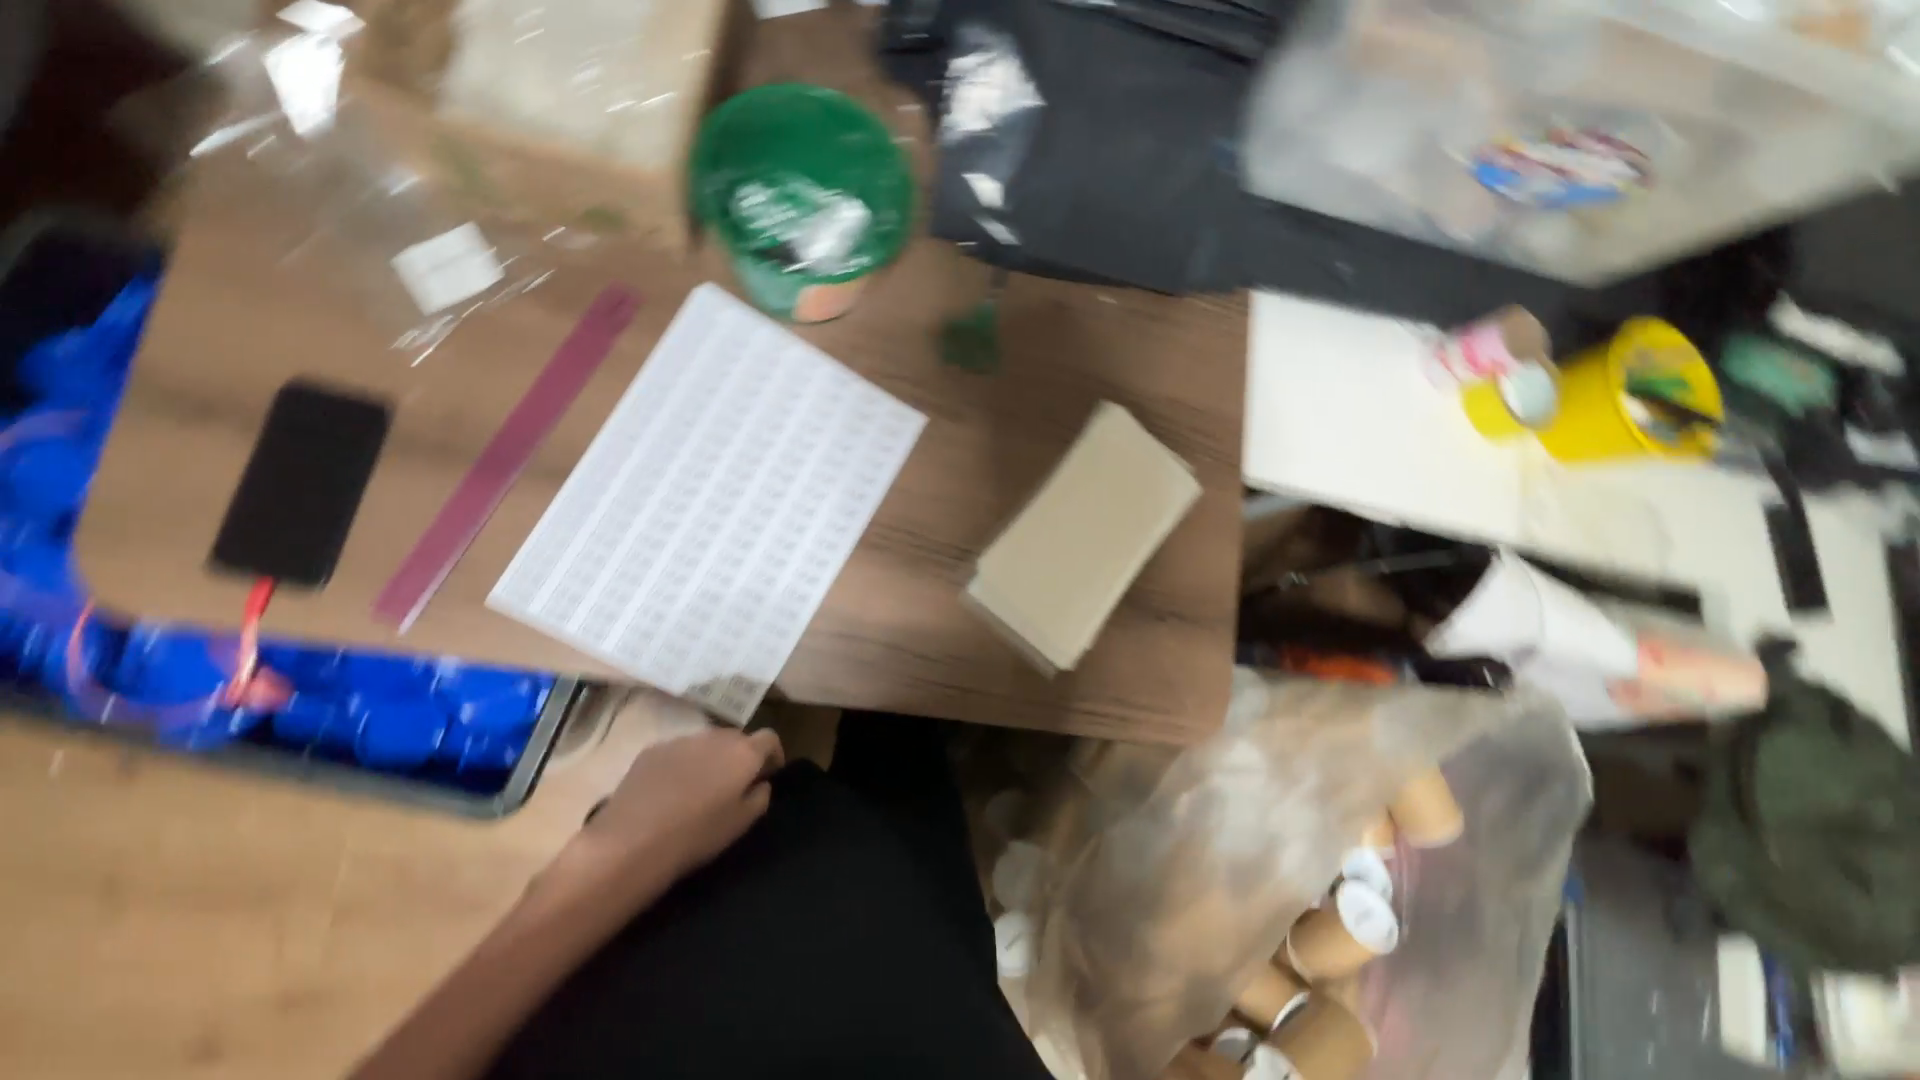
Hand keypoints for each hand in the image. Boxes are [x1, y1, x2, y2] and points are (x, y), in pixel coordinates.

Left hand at [551, 726, 785, 899]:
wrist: (633, 840)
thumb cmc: (697, 835)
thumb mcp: (741, 824)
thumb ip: (760, 797)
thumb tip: (760, 783)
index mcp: (742, 753)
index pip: (769, 738)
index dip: (773, 754)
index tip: (769, 773)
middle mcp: (714, 737)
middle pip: (737, 737)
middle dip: (740, 755)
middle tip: (734, 783)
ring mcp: (681, 740)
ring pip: (706, 742)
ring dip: (710, 758)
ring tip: (700, 786)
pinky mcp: (652, 749)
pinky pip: (678, 750)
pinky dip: (682, 763)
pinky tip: (671, 789)